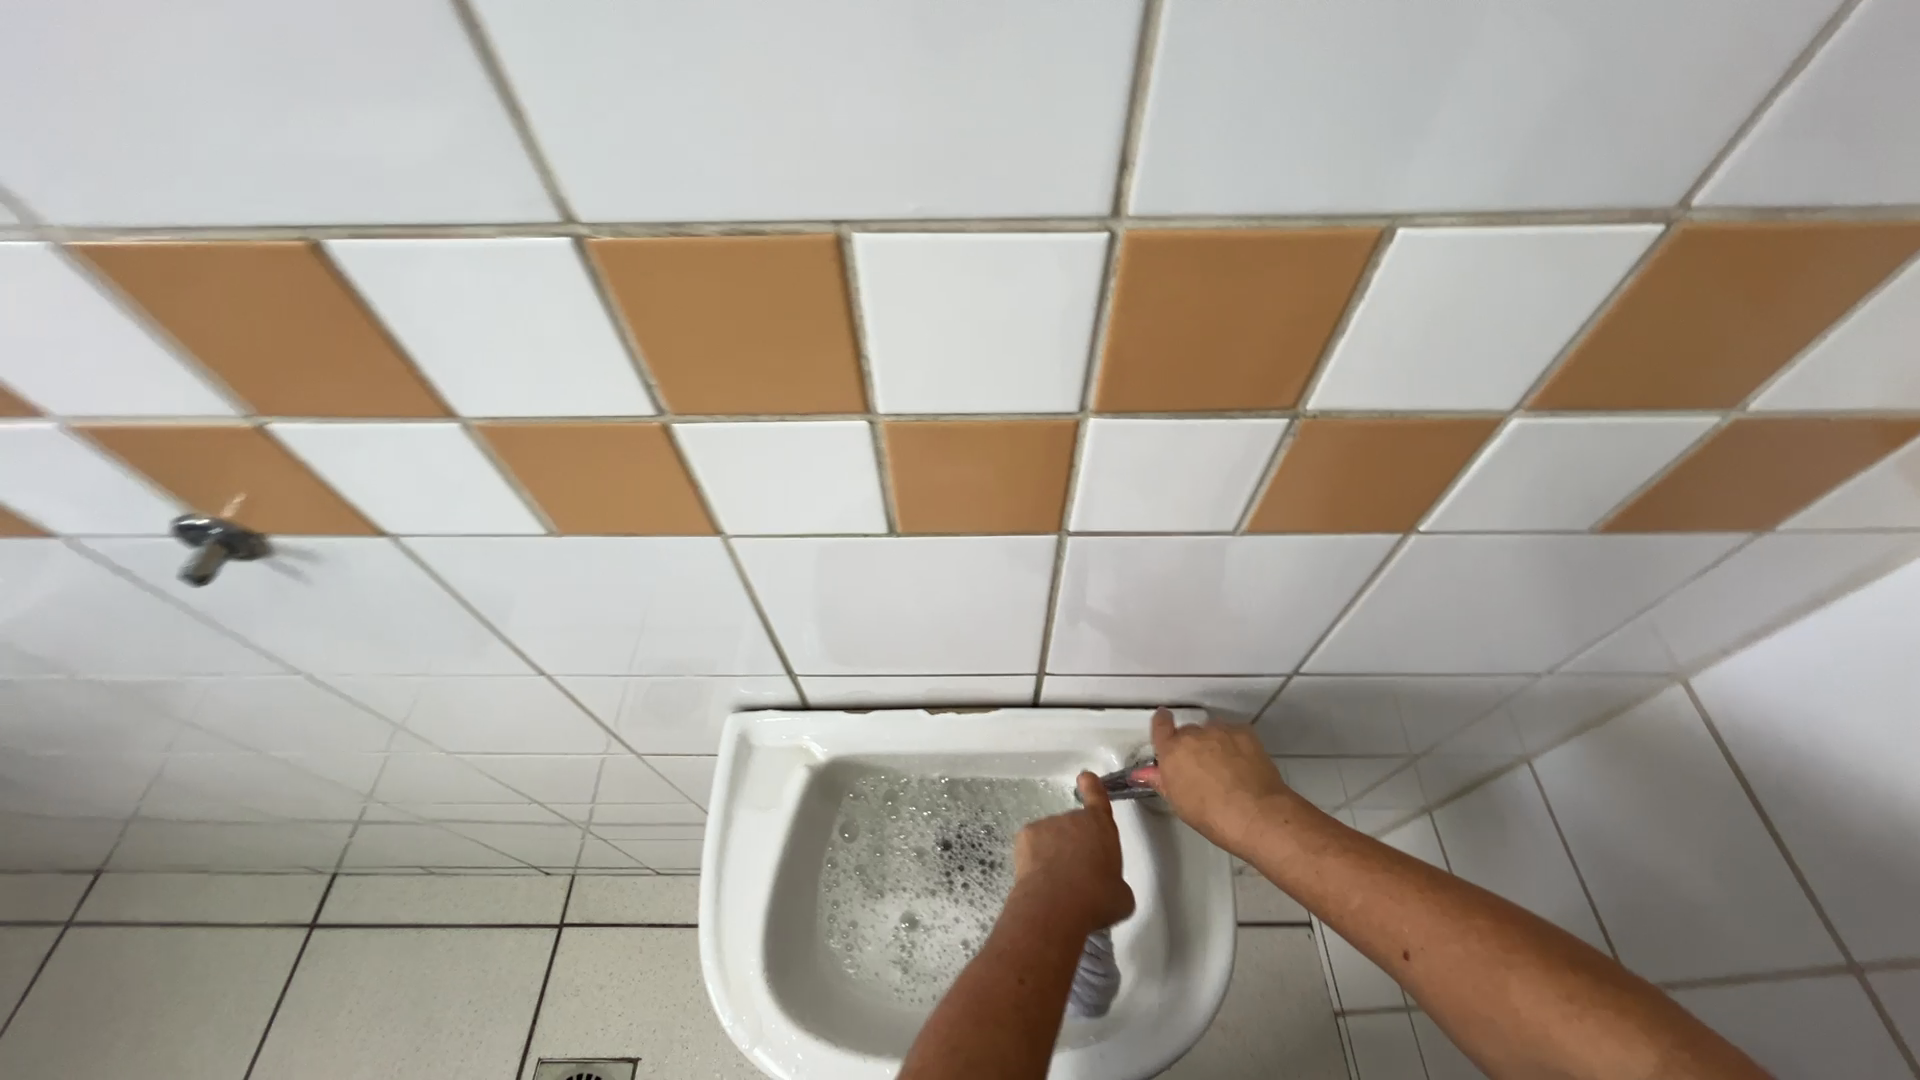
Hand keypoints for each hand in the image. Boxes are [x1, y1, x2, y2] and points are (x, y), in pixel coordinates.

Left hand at [1011, 772, 1135, 931]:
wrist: (1056, 906)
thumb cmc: (1097, 899)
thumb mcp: (1121, 895)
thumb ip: (1115, 881)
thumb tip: (1108, 887)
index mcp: (1101, 827)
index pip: (1097, 798)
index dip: (1092, 787)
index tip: (1085, 777)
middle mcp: (1073, 818)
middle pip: (1074, 827)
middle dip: (1074, 845)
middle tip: (1077, 876)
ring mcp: (1047, 824)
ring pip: (1051, 838)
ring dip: (1054, 853)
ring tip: (1057, 885)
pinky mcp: (1025, 836)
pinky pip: (1033, 846)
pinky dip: (1035, 859)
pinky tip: (1040, 881)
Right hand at [1141, 707, 1292, 854]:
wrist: (1255, 814)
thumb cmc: (1212, 815)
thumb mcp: (1177, 802)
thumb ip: (1160, 780)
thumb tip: (1145, 773)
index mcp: (1171, 751)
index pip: (1160, 725)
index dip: (1162, 724)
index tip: (1164, 723)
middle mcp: (1193, 734)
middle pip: (1188, 732)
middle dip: (1192, 745)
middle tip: (1201, 767)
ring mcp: (1220, 731)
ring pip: (1212, 732)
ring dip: (1214, 744)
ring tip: (1225, 769)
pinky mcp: (1244, 732)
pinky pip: (1234, 733)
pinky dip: (1235, 744)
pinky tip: (1242, 765)